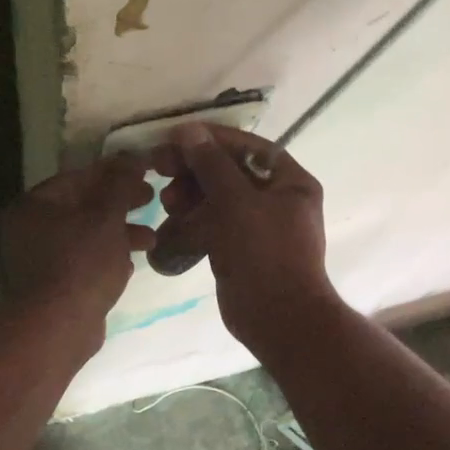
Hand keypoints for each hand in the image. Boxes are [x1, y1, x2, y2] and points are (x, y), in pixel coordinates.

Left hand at [0, 154, 154, 329]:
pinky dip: (106, 258)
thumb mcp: (106, 216)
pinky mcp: (51, 286)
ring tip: (152, 239)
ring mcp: (38, 259)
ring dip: (118, 233)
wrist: (58, 328)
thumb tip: (131, 155)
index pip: (78, 177)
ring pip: (84, 235)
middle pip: (81, 206)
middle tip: (152, 199)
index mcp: (34, 204)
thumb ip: (120, 183)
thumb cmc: (81, 263)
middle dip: (119, 203)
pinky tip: (131, 264)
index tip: (145, 172)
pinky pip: (82, 262)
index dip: (114, 172)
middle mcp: (28, 228)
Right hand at [152, 124, 343, 351]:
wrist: (278, 319)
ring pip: (216, 199)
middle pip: (228, 172)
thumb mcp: (236, 202)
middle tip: (160, 168)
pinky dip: (191, 221)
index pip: (246, 147)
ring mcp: (257, 227)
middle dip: (193, 170)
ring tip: (166, 203)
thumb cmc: (264, 253)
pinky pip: (212, 225)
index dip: (210, 139)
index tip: (175, 138)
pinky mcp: (239, 249)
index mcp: (289, 182)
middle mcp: (276, 200)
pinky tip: (170, 224)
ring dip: (189, 196)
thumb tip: (188, 131)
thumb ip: (211, 165)